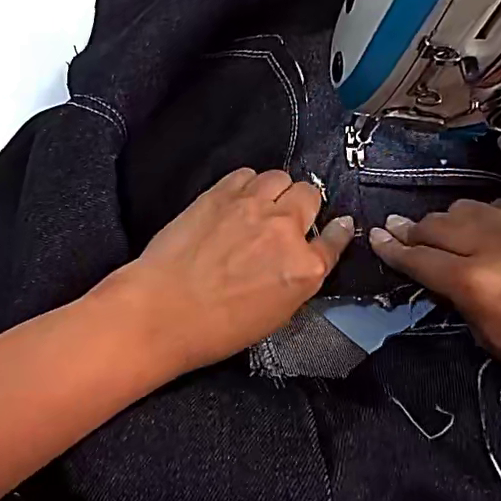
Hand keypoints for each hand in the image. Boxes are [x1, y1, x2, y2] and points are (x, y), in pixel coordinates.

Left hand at [105, 168, 353, 373]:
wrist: (162, 312)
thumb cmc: (215, 327)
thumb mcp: (277, 314)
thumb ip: (301, 278)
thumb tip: (310, 255)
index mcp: (305, 268)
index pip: (335, 238)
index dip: (337, 230)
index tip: (337, 226)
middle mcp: (285, 229)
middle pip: (311, 195)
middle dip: (304, 205)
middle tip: (289, 218)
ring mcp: (253, 206)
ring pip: (281, 177)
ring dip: (277, 190)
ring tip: (263, 206)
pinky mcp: (222, 193)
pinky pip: (248, 174)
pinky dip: (249, 184)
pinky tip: (239, 200)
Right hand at [370, 199, 500, 428]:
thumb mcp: (500, 347)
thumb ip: (467, 305)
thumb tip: (450, 284)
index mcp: (480, 283)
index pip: (423, 258)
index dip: (395, 249)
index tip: (378, 238)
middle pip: (443, 224)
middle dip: (416, 229)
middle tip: (399, 231)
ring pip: (474, 208)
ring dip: (450, 218)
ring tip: (438, 228)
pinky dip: (487, 215)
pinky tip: (485, 225)